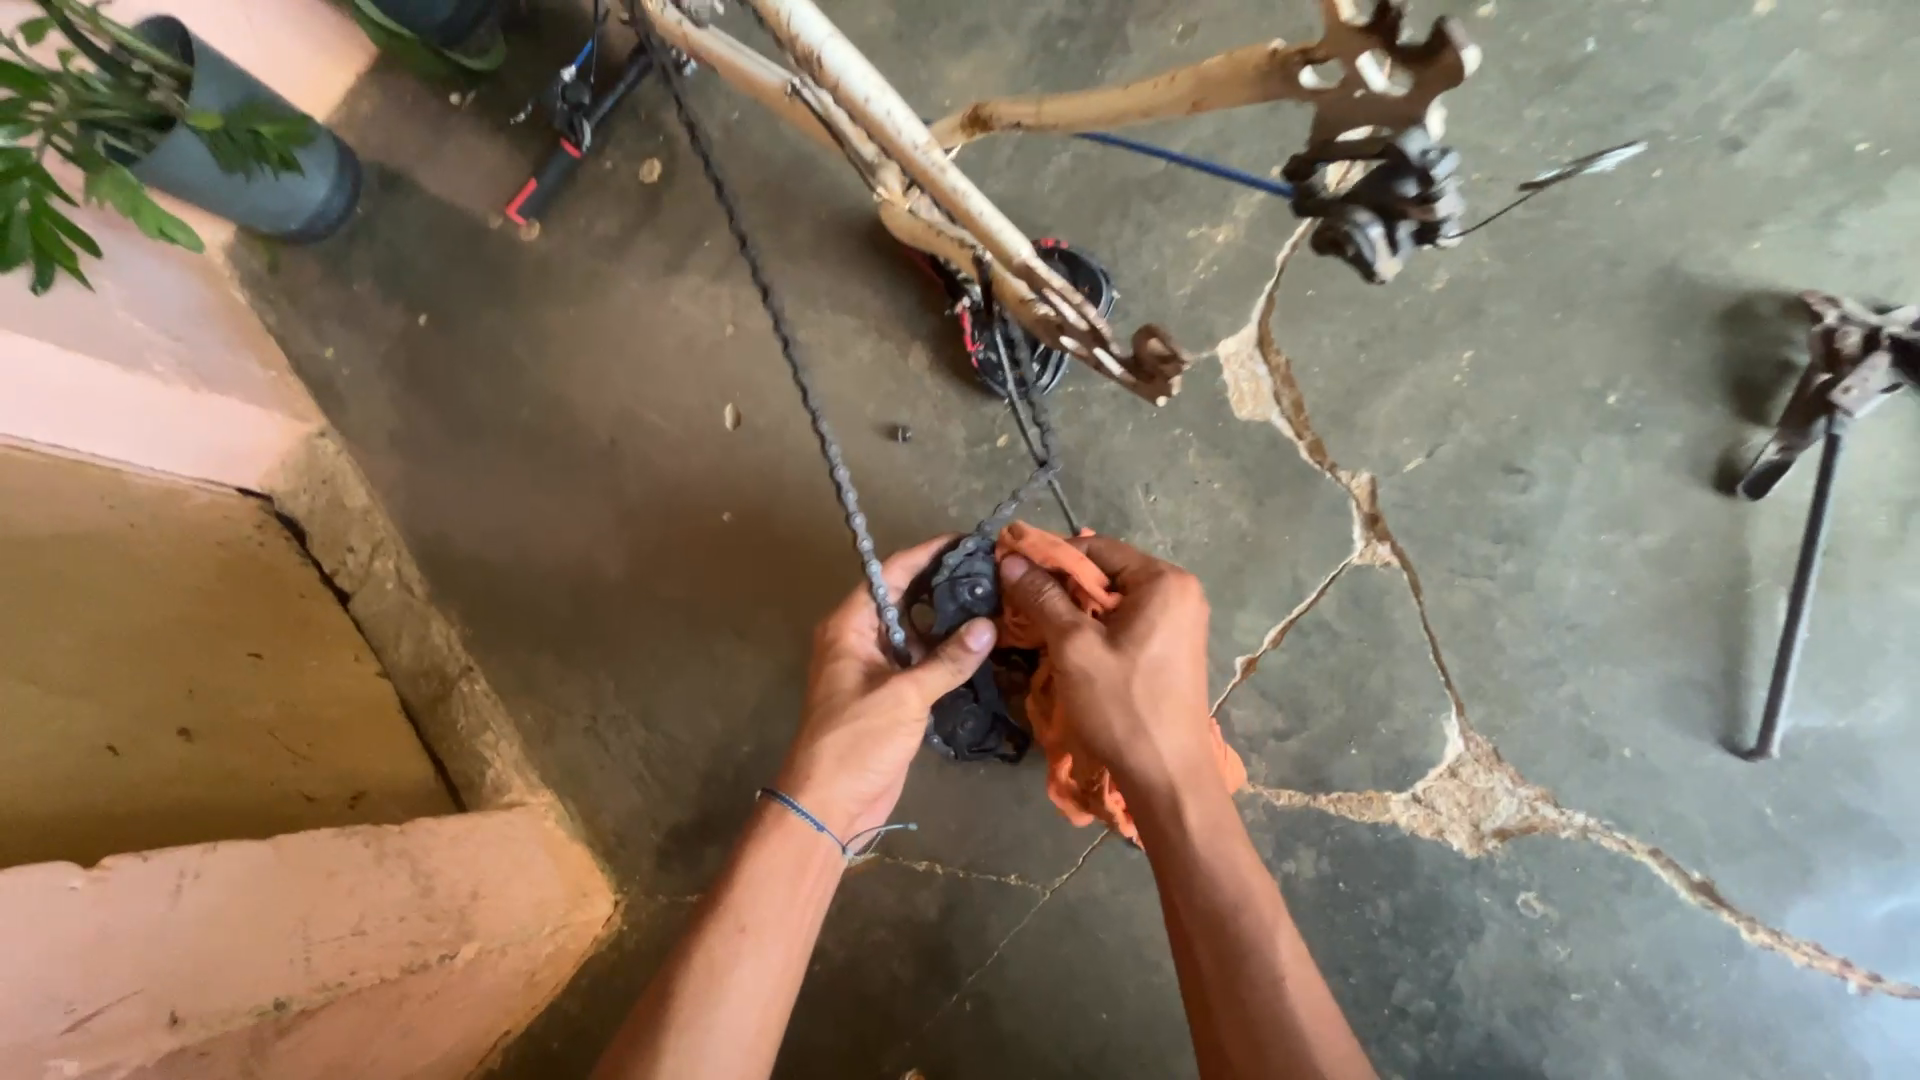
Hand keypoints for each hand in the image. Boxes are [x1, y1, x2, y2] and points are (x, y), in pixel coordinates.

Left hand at [775, 535, 996, 841]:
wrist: (829, 803)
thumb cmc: (857, 741)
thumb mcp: (905, 696)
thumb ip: (948, 660)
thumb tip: (989, 625)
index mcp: (850, 625)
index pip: (890, 573)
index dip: (927, 553)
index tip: (966, 541)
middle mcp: (860, 637)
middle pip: (903, 596)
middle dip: (942, 583)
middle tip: (989, 571)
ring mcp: (875, 666)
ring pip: (914, 629)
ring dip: (947, 618)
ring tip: (993, 602)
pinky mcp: (890, 693)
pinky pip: (919, 659)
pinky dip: (945, 651)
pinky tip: (979, 645)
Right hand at [1000, 535, 1213, 791]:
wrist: (1167, 776)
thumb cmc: (1122, 705)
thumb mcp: (1073, 646)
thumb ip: (1041, 597)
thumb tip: (1011, 560)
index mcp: (1164, 581)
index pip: (1096, 547)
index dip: (1050, 557)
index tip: (1012, 573)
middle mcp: (1179, 591)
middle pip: (1106, 571)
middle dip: (1060, 585)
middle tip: (1018, 601)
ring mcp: (1179, 621)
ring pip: (1112, 599)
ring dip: (1073, 608)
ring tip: (1035, 623)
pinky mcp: (1171, 647)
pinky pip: (1126, 621)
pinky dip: (1094, 627)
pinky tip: (1065, 644)